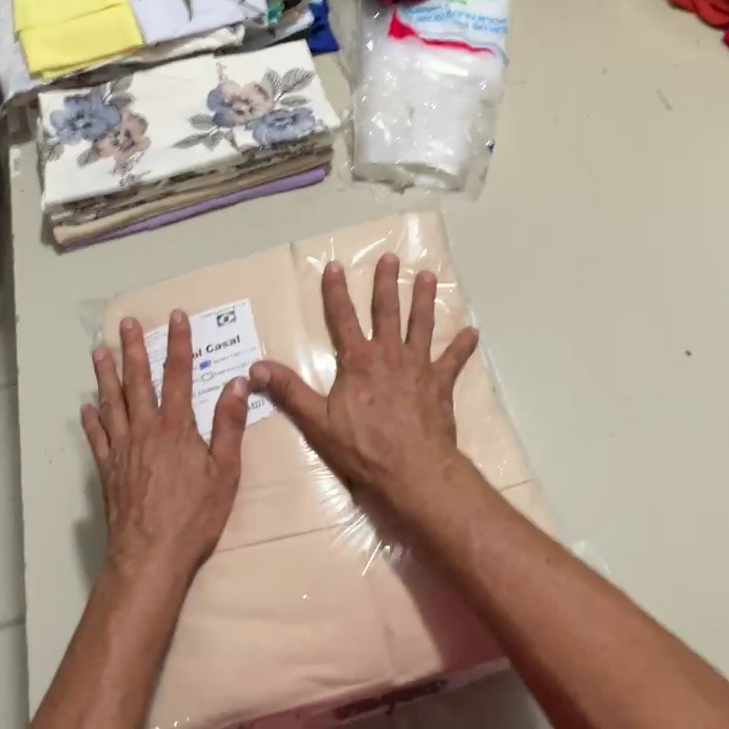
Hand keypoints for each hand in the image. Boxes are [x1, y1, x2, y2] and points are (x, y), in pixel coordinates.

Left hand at [82, 312, 248, 580]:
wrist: (150, 556)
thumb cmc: (194, 516)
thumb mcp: (225, 471)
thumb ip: (228, 425)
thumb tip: (237, 384)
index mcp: (176, 426)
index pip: (178, 374)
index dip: (178, 343)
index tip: (176, 317)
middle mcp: (145, 429)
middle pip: (138, 381)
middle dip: (134, 349)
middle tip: (127, 323)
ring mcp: (122, 449)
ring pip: (111, 402)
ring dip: (106, 375)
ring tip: (100, 351)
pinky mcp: (108, 470)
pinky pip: (97, 437)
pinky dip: (91, 420)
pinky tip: (86, 407)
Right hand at [251, 254, 479, 512]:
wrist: (412, 470)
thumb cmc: (363, 447)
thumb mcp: (317, 421)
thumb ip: (289, 391)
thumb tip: (255, 368)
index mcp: (359, 360)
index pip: (343, 318)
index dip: (337, 292)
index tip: (336, 266)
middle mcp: (389, 355)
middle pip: (387, 311)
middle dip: (387, 284)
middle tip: (392, 259)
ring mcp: (418, 367)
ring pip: (421, 326)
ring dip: (424, 301)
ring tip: (429, 276)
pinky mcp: (440, 385)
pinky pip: (453, 361)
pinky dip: (462, 346)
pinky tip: (472, 331)